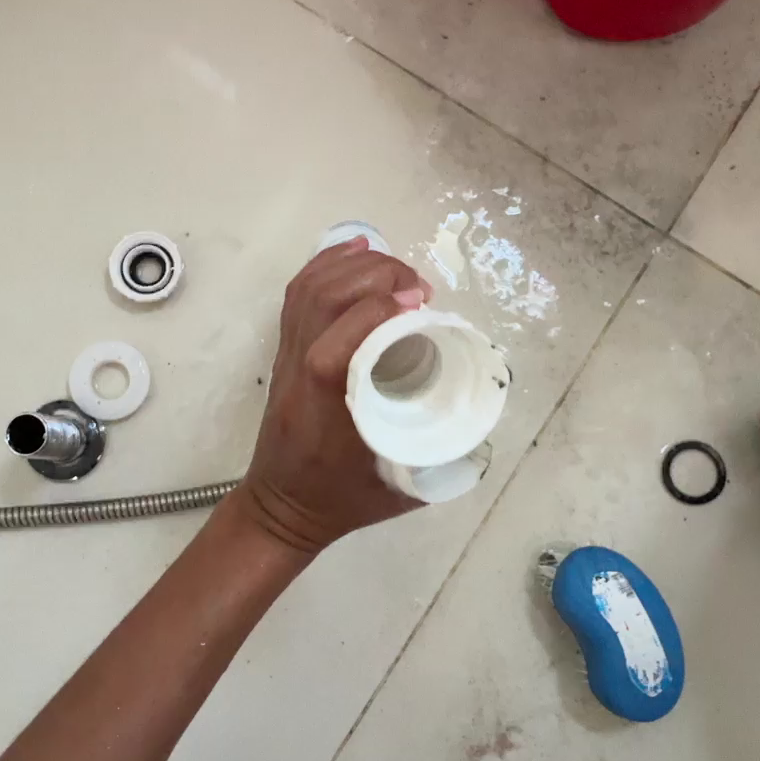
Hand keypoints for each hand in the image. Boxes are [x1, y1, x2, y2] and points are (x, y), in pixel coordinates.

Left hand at [235, 240, 432, 553]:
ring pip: (307, 291)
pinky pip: (296, 298)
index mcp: (325, 404)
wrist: (281, 509)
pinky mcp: (283, 353)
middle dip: (375, 276)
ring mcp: (285, 358)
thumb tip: (478, 415)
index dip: (379, 308)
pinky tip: (353, 251)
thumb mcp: (399, 485)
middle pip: (323, 300)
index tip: (421, 302)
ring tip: (394, 264)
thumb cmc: (340, 501)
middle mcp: (299, 371)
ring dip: (350, 264)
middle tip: (418, 287)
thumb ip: (440, 454)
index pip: (341, 340)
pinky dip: (323, 266)